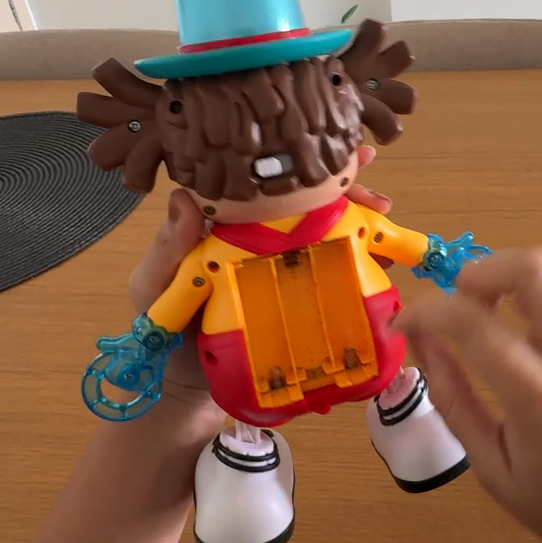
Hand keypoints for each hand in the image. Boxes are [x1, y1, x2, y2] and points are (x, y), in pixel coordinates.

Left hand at [126, 148, 391, 415]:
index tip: (330, 154)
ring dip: (360, 218)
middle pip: (307, 200)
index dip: (297, 165)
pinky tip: (384, 255)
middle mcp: (262, 235)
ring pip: (327, 228)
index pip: (266, 183)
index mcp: (229, 222)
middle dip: (345, 189)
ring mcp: (285, 264)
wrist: (188, 388)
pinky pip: (335, 269)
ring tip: (385, 217)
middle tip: (376, 197)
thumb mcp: (156, 285)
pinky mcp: (302, 294)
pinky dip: (361, 259)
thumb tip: (185, 198)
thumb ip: (170, 248)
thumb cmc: (166, 330)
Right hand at [395, 248, 541, 542]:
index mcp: (540, 403)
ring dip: (518, 268)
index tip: (404, 322)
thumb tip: (421, 341)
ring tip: (499, 302)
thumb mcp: (491, 469)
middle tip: (461, 303)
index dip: (425, 311)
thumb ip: (451, 399)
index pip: (473, 325)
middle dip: (480, 271)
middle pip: (531, 269)